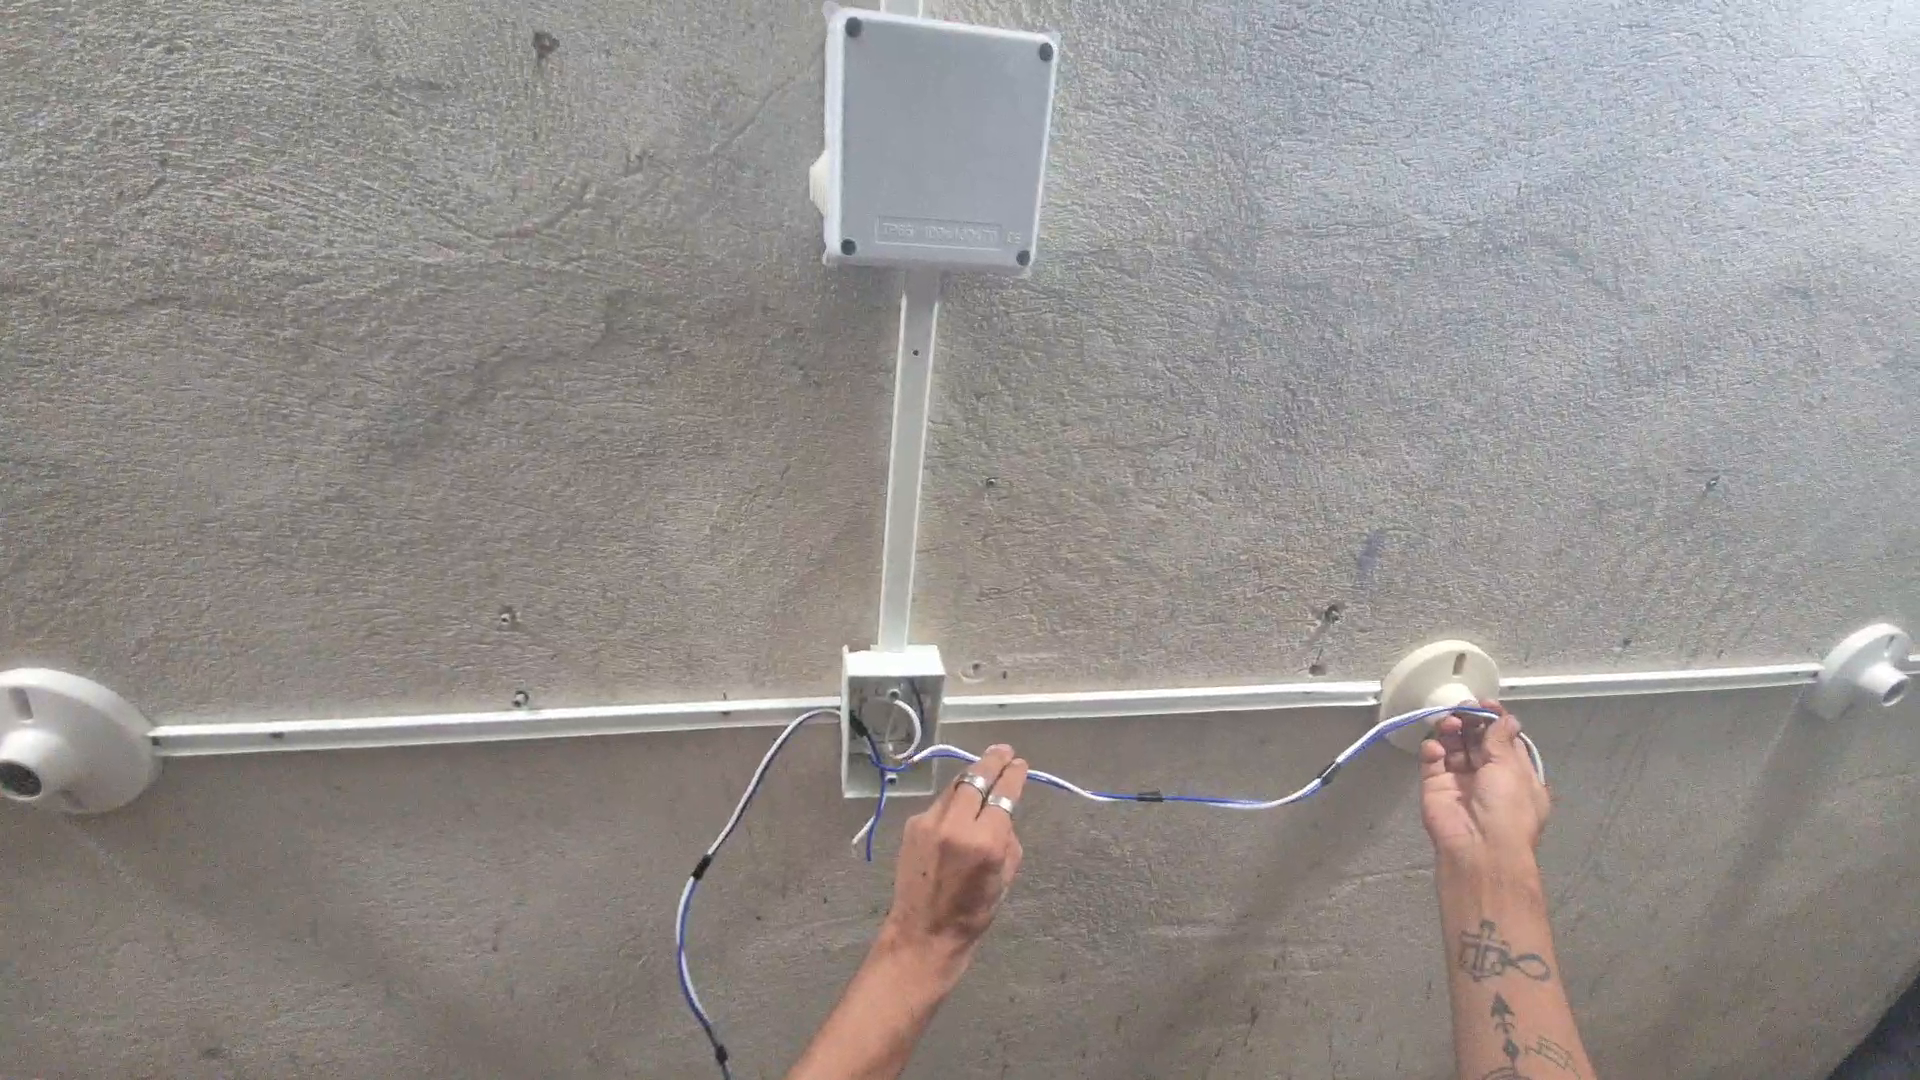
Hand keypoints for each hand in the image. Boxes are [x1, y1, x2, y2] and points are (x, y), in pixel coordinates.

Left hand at [880, 744, 1026, 970]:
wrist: (923, 933)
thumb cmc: (973, 913)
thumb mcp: (1004, 877)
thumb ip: (1006, 838)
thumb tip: (1002, 811)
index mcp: (985, 842)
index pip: (1003, 795)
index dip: (1013, 776)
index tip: (1020, 764)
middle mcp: (955, 825)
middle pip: (976, 779)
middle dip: (992, 762)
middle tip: (1004, 751)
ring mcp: (929, 822)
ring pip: (955, 786)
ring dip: (972, 776)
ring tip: (985, 768)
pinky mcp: (913, 825)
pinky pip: (940, 803)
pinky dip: (953, 800)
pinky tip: (960, 804)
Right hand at [1418, 700, 1549, 869]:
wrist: (1479, 846)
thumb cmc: (1507, 809)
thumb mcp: (1512, 771)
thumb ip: (1501, 740)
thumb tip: (1505, 718)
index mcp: (1515, 774)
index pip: (1504, 739)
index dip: (1494, 720)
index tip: (1484, 704)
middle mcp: (1488, 774)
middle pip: (1476, 738)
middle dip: (1469, 721)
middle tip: (1462, 709)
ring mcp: (1459, 778)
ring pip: (1452, 745)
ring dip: (1450, 731)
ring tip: (1448, 724)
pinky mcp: (1435, 783)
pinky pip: (1431, 759)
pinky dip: (1432, 749)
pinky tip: (1436, 748)